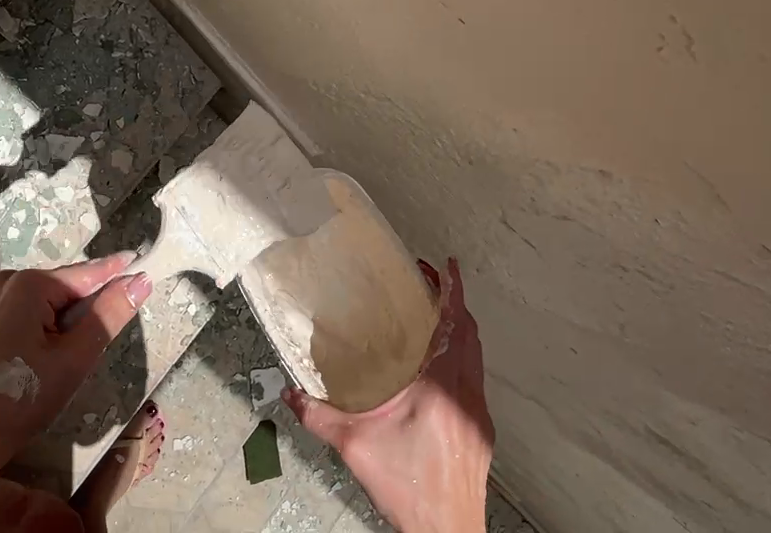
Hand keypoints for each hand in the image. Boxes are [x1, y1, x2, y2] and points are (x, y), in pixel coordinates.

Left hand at [0, 253, 154, 470]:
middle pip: (69, 288)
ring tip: (74, 357)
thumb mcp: (75, 358)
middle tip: (104, 339)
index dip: (117, 273)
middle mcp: (11, 281)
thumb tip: (140, 281)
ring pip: (53, 303)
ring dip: (71, 323)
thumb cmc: (23, 399)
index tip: (144, 263)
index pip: (86, 274)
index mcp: (29, 284)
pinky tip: (53, 358)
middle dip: (90, 309)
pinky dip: (52, 329)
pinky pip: (35, 313)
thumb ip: (109, 315)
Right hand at [285, 258, 491, 532]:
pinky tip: (439, 368)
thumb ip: (318, 415)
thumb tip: (288, 393)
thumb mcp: (354, 446)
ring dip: (460, 331)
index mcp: (442, 386)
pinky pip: (476, 379)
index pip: (456, 324)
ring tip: (435, 317)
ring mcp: (480, 414)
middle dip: (455, 304)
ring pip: (477, 357)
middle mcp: (468, 394)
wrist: (447, 532)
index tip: (450, 264)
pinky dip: (462, 358)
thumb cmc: (407, 487)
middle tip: (433, 284)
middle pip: (471, 335)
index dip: (455, 290)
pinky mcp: (482, 433)